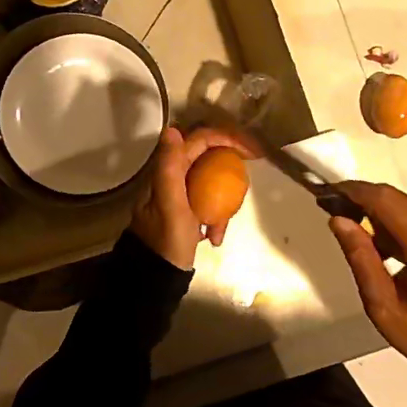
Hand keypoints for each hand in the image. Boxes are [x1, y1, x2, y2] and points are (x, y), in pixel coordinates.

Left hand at [129, 125, 261, 269]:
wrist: (155, 276)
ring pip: (213, 182)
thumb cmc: (165, 240)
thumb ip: (169, 167)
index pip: (201, 139)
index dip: (227, 138)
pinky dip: (216, 218)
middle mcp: (174, 175)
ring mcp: (181, 193)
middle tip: (249, 176)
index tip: (251, 151)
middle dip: (230, 168)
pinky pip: (209, 204)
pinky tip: (215, 237)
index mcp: (168, 169)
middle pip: (210, 158)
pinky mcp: (187, 210)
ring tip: (221, 226)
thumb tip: (172, 129)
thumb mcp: (170, 203)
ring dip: (224, 202)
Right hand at [327, 181, 406, 369]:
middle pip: (397, 199)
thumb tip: (338, 220)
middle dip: (363, 198)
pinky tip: (378, 241)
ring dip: (378, 210)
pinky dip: (395, 223)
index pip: (387, 201)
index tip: (328, 193)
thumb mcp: (383, 304)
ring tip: (351, 226)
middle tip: (333, 207)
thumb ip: (361, 257)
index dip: (355, 192)